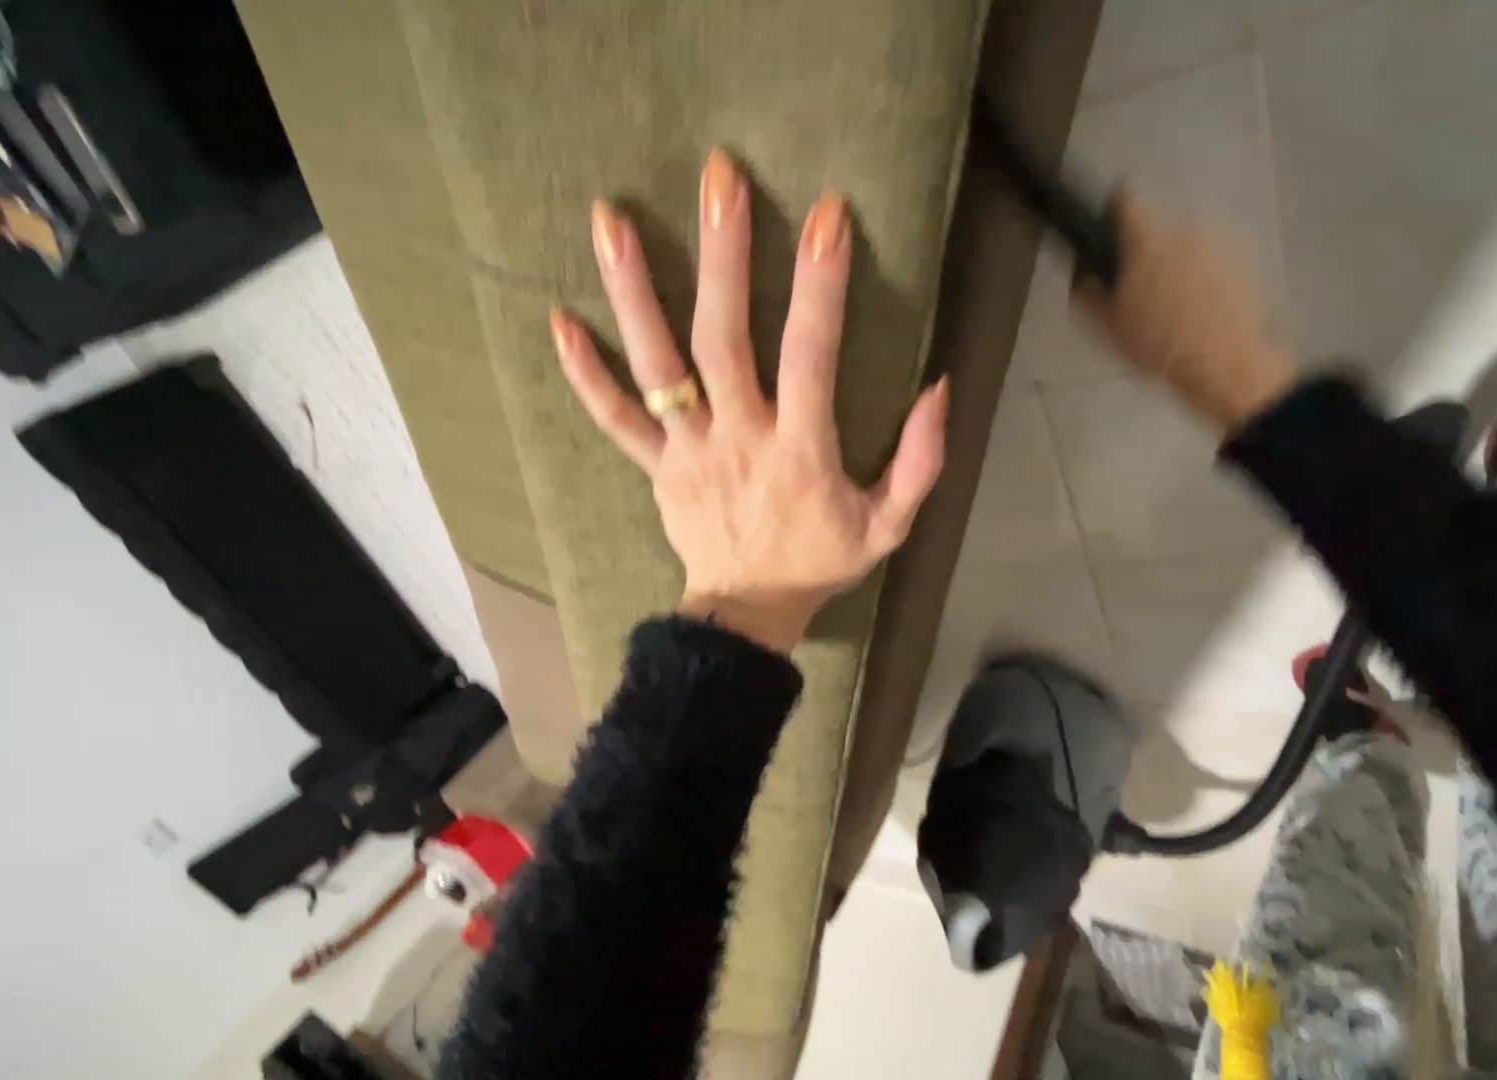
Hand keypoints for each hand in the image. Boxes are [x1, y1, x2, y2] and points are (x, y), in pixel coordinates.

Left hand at [550, 149, 949, 653]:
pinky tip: (559, 322)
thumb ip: (919, 461)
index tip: (826, 217)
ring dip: (633, 293)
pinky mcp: (656, 466)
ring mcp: (687, 451)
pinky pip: (615, 420)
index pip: (810, 355)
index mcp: (800, 450)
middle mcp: (737, 438)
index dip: (821, 287)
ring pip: (657, 366)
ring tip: (609, 220)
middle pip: (724, 340)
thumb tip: (938, 388)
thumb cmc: (821, 562)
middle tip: (719, 180)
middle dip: (724, 258)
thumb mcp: (889, 524)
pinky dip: (586, 375)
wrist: (749, 615)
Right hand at [1076, 194, 1296, 430]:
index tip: (1110, 227)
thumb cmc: (1160, 346)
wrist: (1226, 364)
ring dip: (1179, 264)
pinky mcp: (1245, 259)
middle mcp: (1185, 229)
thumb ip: (1089, 293)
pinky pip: (1214, 260)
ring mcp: (1220, 242)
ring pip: (1188, 245)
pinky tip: (1202, 309)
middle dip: (1150, 252)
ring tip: (1176, 306)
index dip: (1114, 209)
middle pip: (1158, 230)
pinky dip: (1206, 276)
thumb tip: (1082, 274)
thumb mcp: (1108, 328)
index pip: (1126, 198)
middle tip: (1144, 291)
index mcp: (1146, 241)